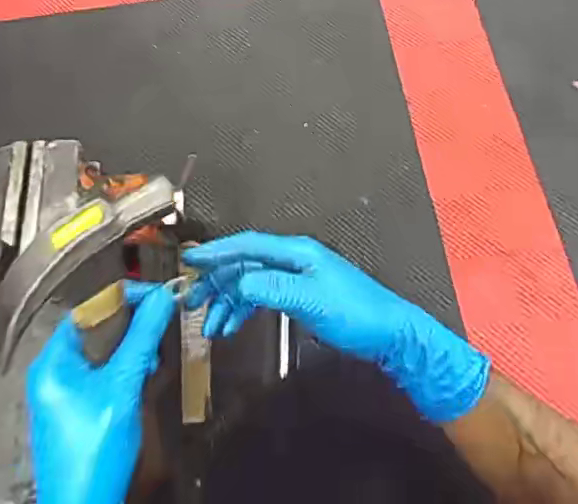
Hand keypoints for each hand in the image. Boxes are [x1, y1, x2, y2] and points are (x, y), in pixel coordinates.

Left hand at [26, 281, 176, 503]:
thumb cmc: (95, 450)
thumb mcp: (123, 386)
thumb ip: (143, 336)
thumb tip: (165, 294)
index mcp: (53, 361)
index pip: (90, 308)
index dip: (126, 297)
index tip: (159, 296)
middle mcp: (54, 372)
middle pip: (97, 328)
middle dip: (132, 323)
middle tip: (161, 323)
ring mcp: (64, 393)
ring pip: (103, 350)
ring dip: (132, 346)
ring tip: (154, 354)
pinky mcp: (77, 410)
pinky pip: (103, 372)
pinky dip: (125, 367)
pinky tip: (144, 375)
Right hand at [183, 233, 490, 422]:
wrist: (388, 332)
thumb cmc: (352, 312)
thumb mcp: (309, 299)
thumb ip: (271, 287)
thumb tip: (237, 280)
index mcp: (296, 251)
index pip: (249, 244)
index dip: (218, 251)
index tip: (189, 259)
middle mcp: (294, 258)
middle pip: (246, 263)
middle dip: (217, 281)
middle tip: (191, 303)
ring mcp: (297, 276)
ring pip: (251, 281)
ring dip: (228, 301)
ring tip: (210, 327)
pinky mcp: (300, 294)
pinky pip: (262, 295)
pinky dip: (244, 309)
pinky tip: (232, 326)